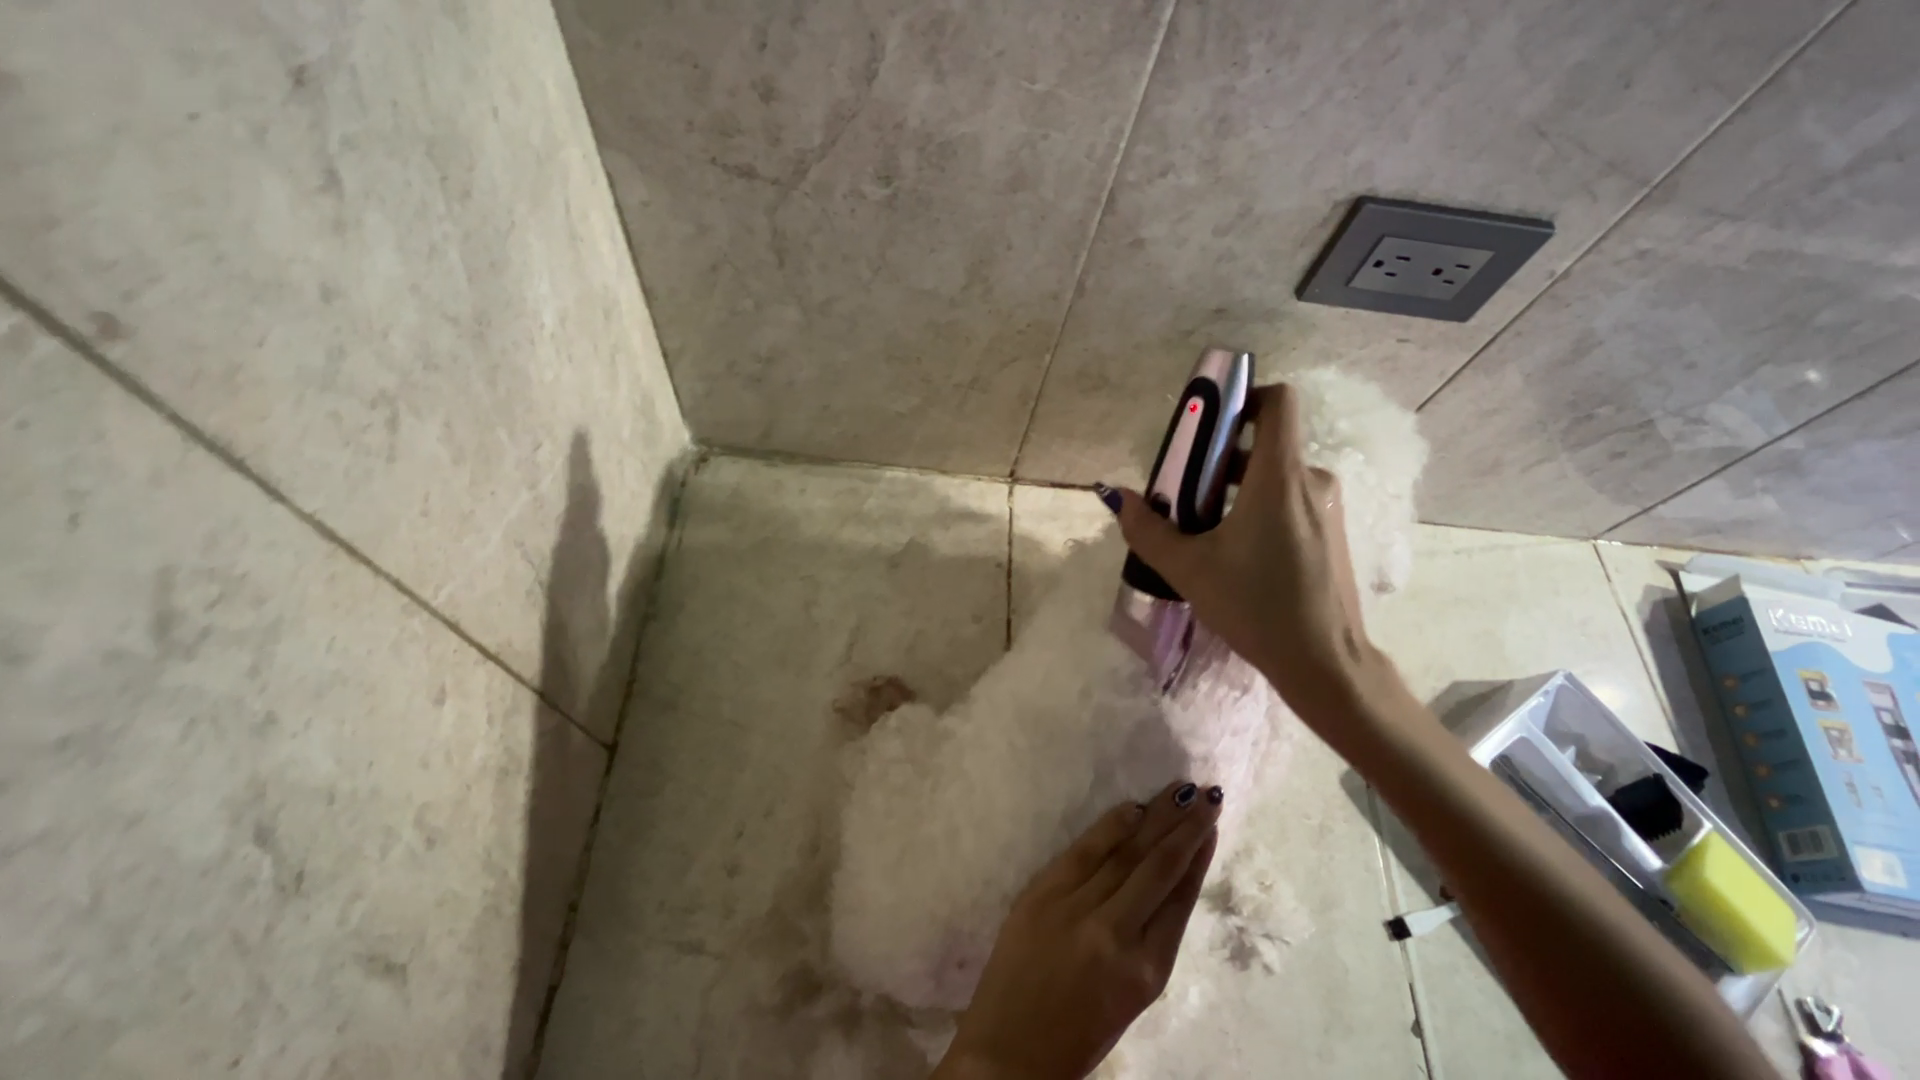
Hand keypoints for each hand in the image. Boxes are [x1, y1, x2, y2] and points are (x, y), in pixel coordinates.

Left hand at [934, 781, 1222, 1079]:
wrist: (1009, 1053)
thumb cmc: (1078, 1032)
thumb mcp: (1133, 994)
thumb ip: (1149, 938)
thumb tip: (1162, 878)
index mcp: (1147, 971)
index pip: (1180, 899)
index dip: (1198, 856)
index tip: (1211, 825)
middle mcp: (1115, 934)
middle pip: (1158, 867)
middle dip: (1186, 827)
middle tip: (1208, 794)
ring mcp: (1075, 910)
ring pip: (1125, 853)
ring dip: (1156, 817)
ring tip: (1180, 789)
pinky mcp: (1040, 896)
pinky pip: (1083, 852)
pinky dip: (1110, 827)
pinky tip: (1132, 809)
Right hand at [1104, 383, 1379, 727]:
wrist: (1324, 662)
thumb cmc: (1255, 606)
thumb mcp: (1189, 569)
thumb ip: (1148, 530)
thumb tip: (1117, 497)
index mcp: (1279, 476)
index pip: (1277, 400)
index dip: (1243, 397)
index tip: (1207, 426)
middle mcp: (1311, 481)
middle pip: (1268, 443)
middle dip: (1222, 457)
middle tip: (1185, 491)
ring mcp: (1328, 510)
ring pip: (1278, 478)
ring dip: (1239, 490)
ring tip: (1204, 529)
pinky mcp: (1333, 537)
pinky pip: (1292, 504)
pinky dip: (1261, 512)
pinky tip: (1238, 555)